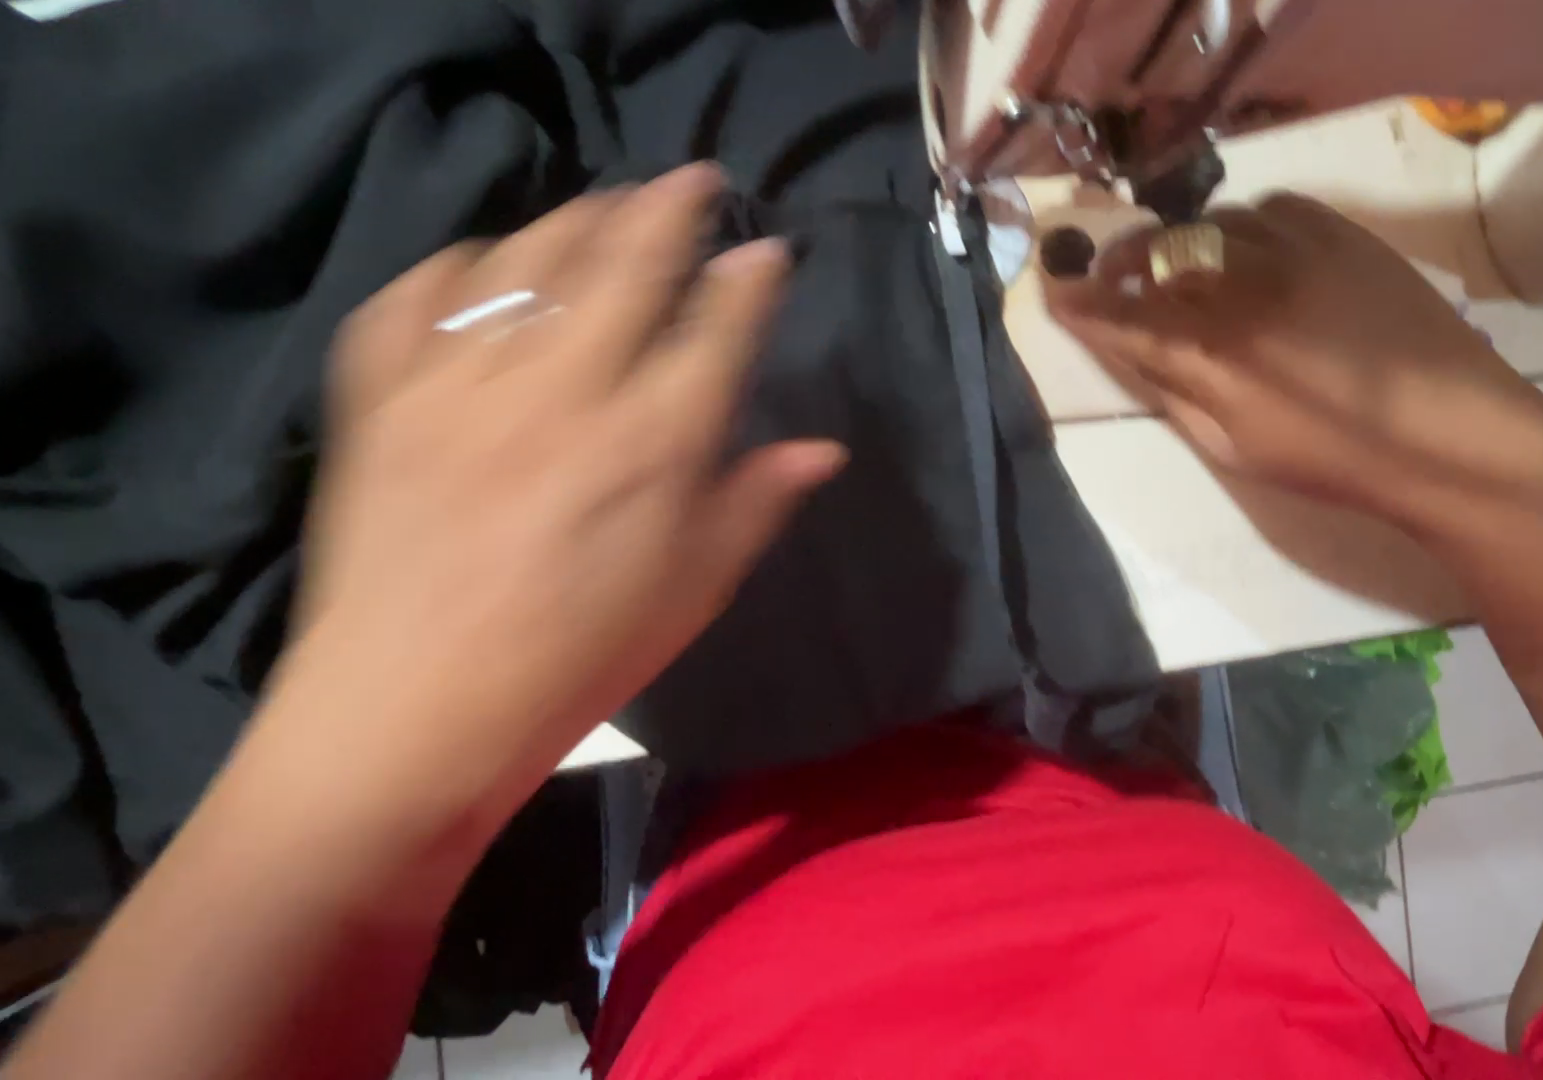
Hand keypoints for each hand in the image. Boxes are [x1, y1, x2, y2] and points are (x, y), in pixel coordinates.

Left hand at [258, 164, 842, 820]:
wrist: (418, 708)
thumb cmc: (585, 655)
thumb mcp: (697, 587)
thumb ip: (758, 501)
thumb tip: (824, 448)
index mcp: (654, 443)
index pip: (718, 326)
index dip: (749, 276)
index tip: (766, 249)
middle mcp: (564, 390)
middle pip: (627, 261)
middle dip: (671, 207)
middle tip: (694, 180)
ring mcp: (463, 384)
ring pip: (528, 257)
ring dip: (579, 218)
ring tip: (607, 209)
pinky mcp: (382, 397)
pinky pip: (420, 295)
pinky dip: (462, 266)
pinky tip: (490, 271)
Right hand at [1043, 196, 1542, 527]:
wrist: (1453, 438)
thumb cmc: (1332, 462)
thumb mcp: (1234, 448)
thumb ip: (1173, 392)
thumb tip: (1128, 350)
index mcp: (1216, 353)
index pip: (1125, 316)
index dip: (1082, 304)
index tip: (1055, 292)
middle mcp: (1248, 287)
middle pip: (1160, 253)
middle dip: (1123, 263)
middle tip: (1109, 278)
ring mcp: (1299, 252)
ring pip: (1210, 224)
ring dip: (1180, 245)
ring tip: (1180, 270)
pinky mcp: (1344, 235)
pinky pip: (1269, 210)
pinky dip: (1241, 228)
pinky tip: (1247, 255)